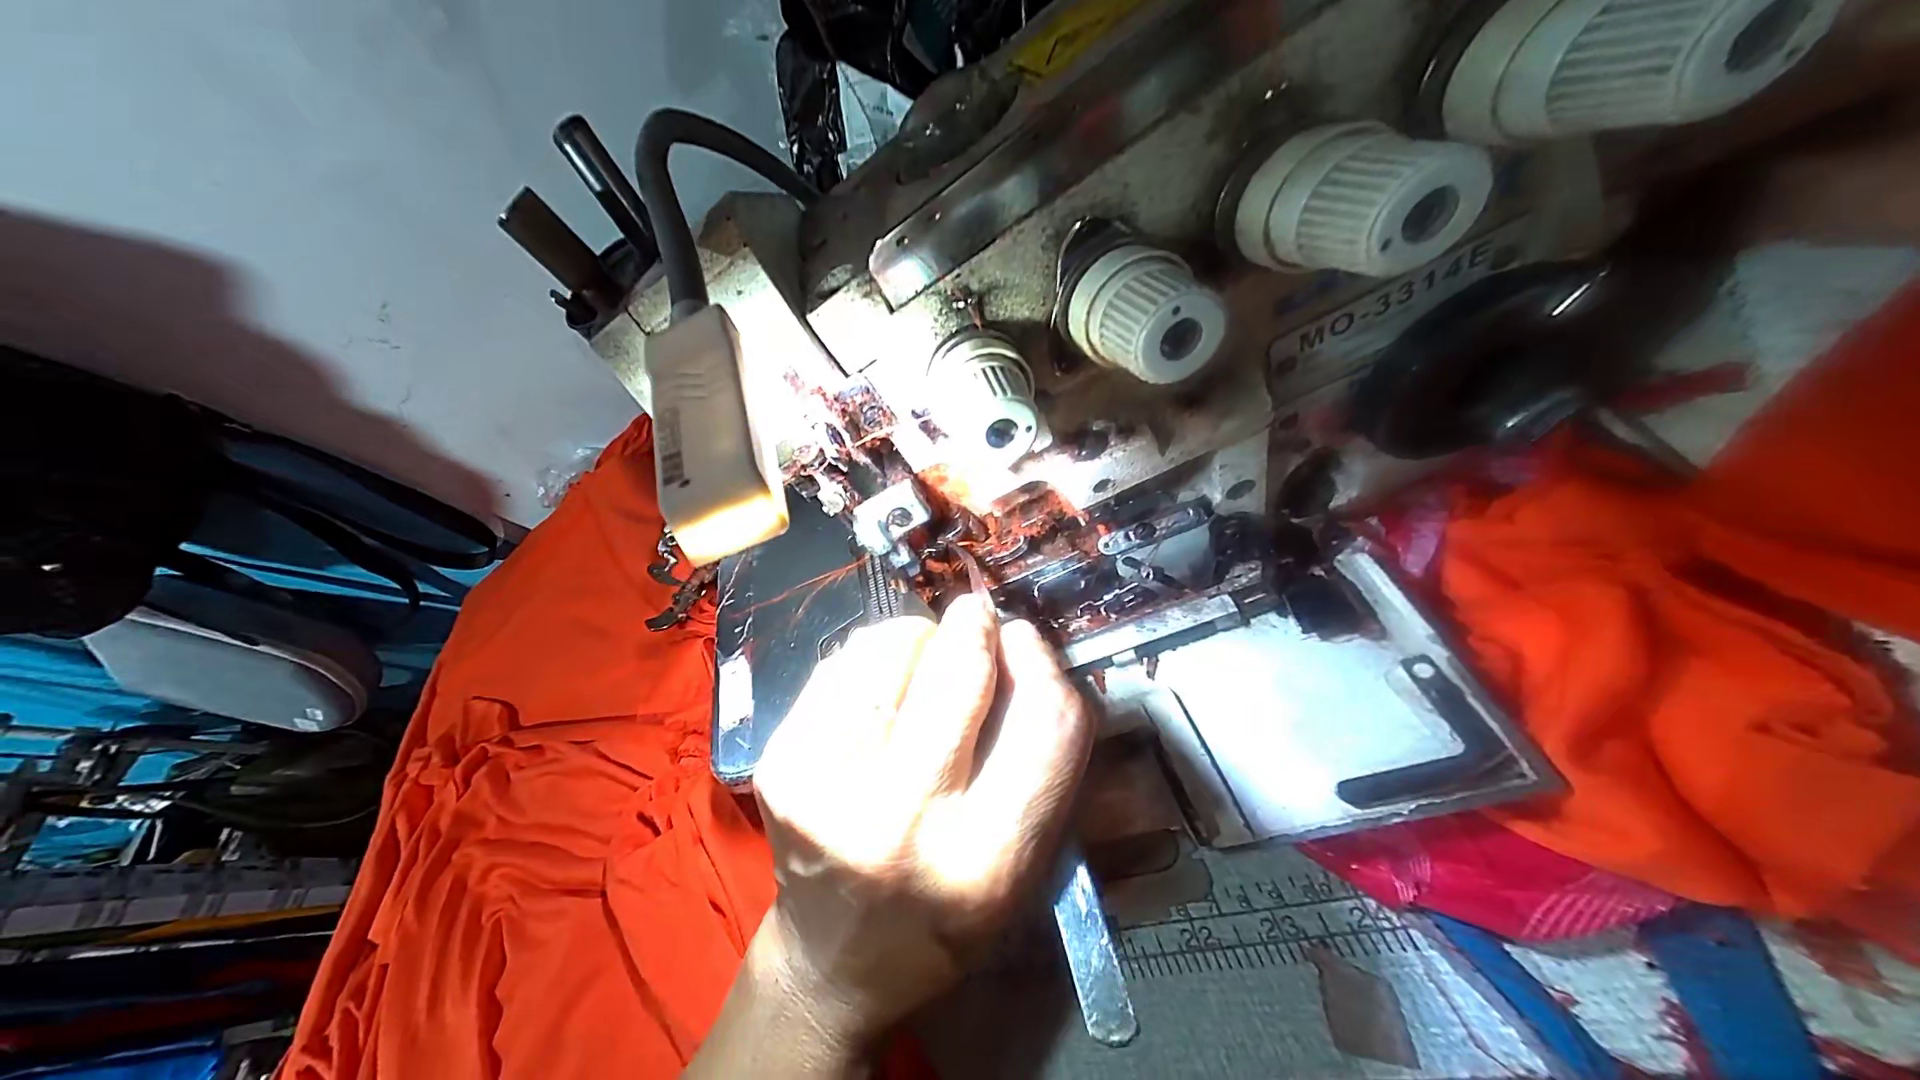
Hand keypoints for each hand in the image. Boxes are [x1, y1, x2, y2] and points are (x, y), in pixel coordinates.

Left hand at [750, 594, 1093, 1048]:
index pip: (1045, 721)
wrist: (836, 957)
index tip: (1027, 640)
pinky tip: (882, 689)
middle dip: (977, 627)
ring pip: (892, 646)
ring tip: (925, 666)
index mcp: (985, 862)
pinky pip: (842, 661)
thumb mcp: (1026, 862)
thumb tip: (1020, 639)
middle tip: (979, 621)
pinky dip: (873, 656)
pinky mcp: (778, 762)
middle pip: (960, 670)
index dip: (1043, 663)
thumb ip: (1042, 755)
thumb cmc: (947, 911)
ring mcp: (826, 788)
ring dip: (921, 638)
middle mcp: (901, 822)